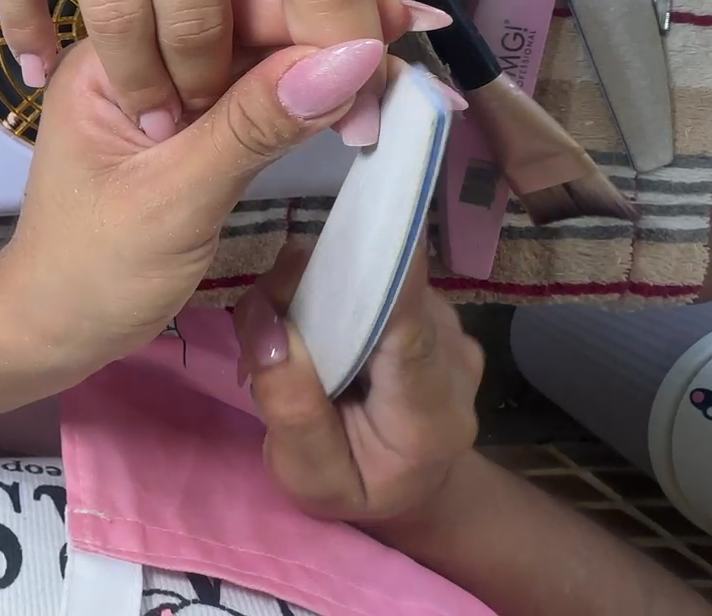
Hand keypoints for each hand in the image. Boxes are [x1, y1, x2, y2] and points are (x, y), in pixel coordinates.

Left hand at [0, 0, 450, 368]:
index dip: (306, 17)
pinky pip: (244, 104)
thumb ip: (253, 128)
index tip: (395, 27)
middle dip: (321, 39)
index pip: (213, 11)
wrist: (54, 330)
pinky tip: (348, 102)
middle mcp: (131, 62)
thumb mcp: (173, 198)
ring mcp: (156, 97)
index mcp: (107, 59)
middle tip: (416, 46)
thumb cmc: (94, 270)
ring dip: (319, 71)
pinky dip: (296, 106)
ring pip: (248, 66)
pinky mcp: (178, 133)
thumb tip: (353, 56)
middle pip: (235, 30)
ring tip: (399, 73)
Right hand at [232, 243, 485, 523]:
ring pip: (366, 275)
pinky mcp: (428, 306)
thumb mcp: (307, 474)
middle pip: (372, 292)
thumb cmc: (355, 483)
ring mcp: (445, 326)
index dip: (384, 277)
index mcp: (427, 414)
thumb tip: (271, 325)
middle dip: (302, 290)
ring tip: (282, 337)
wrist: (411, 485)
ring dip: (308, 289)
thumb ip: (288, 406)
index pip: (409, 332)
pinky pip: (369, 274)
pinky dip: (326, 289)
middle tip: (260, 328)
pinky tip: (311, 325)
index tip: (361, 226)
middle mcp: (451, 358)